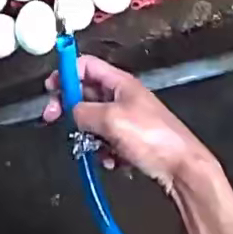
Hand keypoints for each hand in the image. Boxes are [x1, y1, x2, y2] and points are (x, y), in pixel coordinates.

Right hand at [42, 55, 213, 193]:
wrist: (182, 168)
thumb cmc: (151, 138)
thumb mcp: (111, 119)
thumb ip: (84, 111)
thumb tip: (71, 111)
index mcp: (119, 82)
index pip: (86, 65)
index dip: (66, 72)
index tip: (50, 88)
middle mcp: (122, 96)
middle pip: (85, 92)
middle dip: (69, 106)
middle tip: (53, 118)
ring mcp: (127, 118)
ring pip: (93, 120)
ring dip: (87, 134)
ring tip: (93, 147)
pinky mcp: (131, 140)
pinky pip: (105, 141)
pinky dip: (103, 150)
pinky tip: (111, 161)